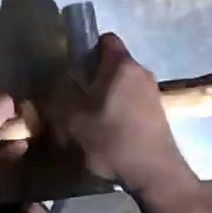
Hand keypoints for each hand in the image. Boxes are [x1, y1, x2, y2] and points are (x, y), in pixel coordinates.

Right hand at [54, 33, 193, 195]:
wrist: (153, 172)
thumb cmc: (112, 139)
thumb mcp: (73, 120)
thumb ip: (59, 97)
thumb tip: (53, 86)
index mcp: (122, 65)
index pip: (104, 39)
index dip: (85, 49)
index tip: (71, 68)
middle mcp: (141, 72)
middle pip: (112, 65)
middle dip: (92, 78)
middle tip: (72, 97)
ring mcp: (153, 93)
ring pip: (121, 86)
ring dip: (104, 97)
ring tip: (87, 119)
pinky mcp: (158, 113)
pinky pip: (131, 103)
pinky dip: (117, 111)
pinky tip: (107, 132)